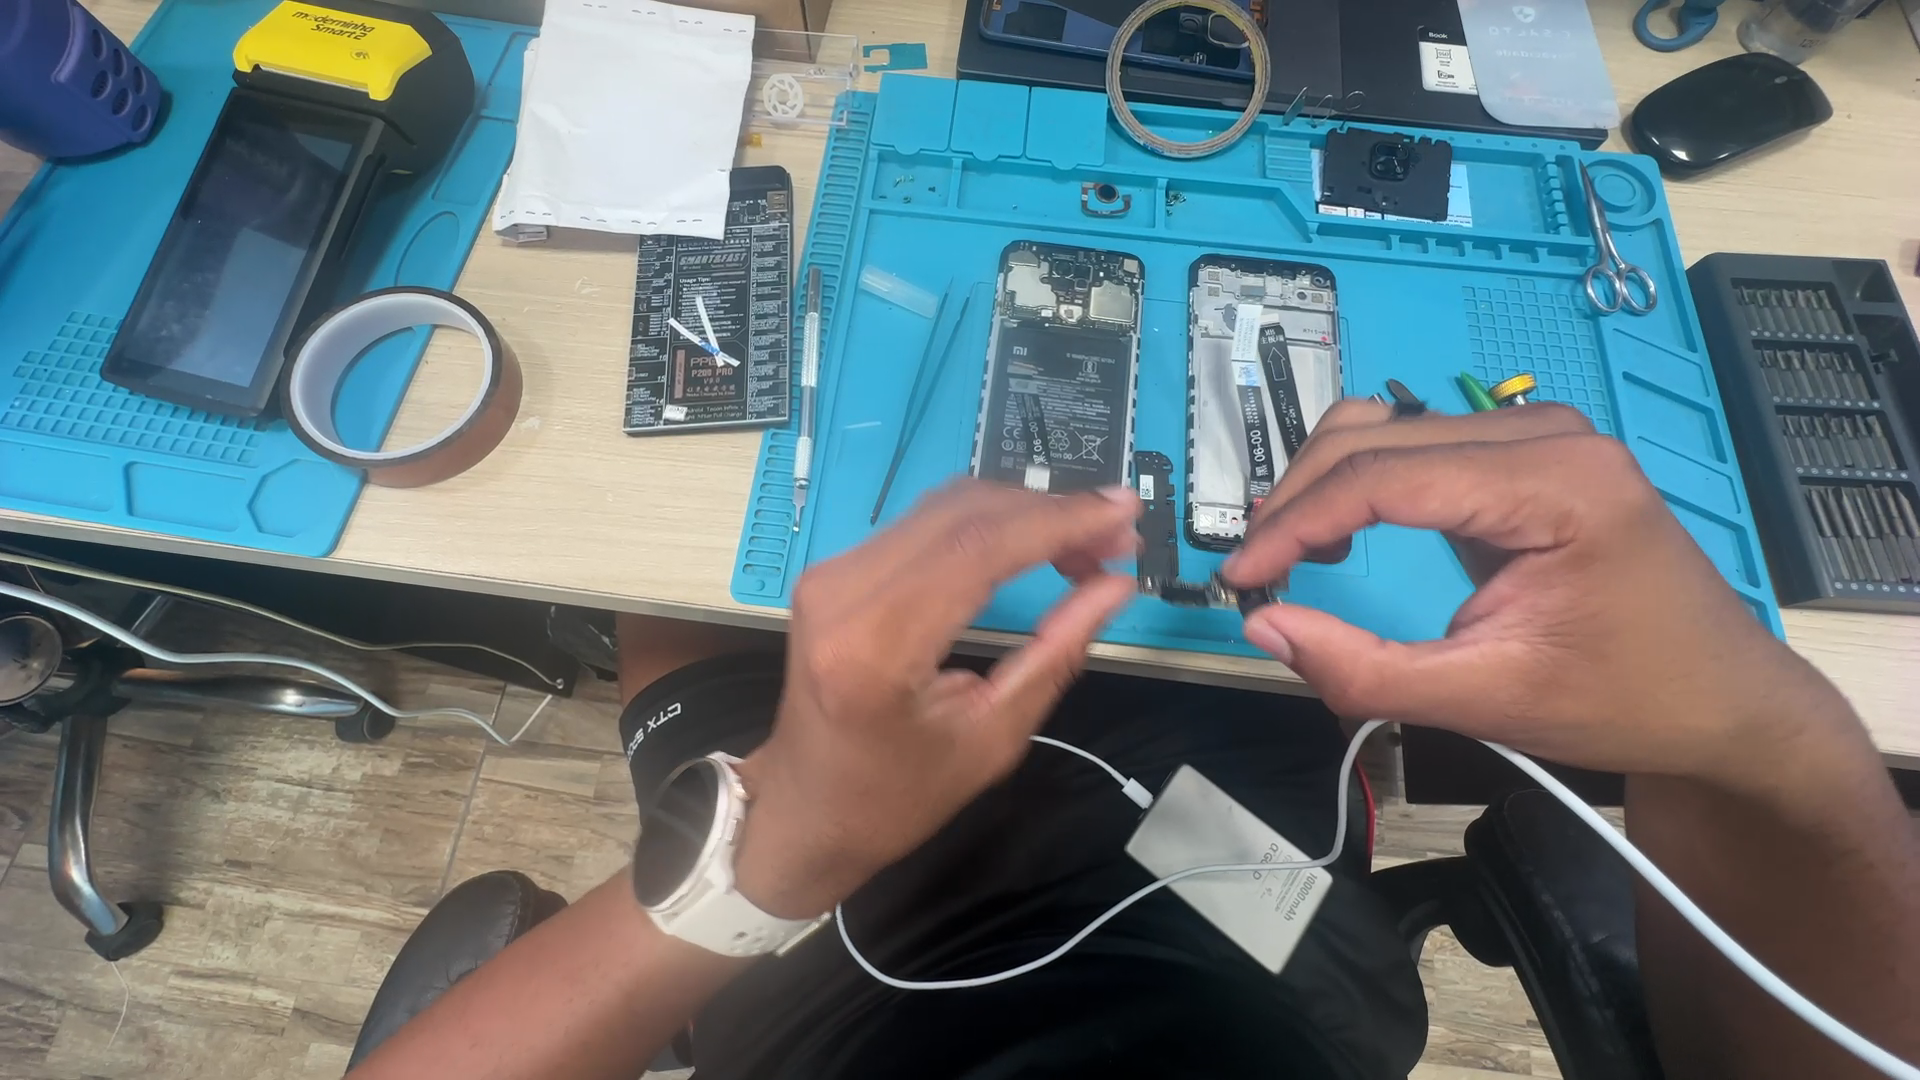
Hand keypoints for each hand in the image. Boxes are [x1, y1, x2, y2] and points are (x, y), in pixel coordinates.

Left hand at [732, 479, 1140, 917]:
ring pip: (944, 508)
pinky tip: (1028, 543)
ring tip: (1083, 544)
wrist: (804, 808)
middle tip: (1115, 537)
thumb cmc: (896, 796)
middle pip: (963, 514)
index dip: (1059, 521)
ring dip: (1021, 513)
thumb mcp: (992, 738)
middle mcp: (843, 590)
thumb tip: (1115, 585)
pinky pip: (923, 524)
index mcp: (877, 644)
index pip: (978, 548)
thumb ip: (1056, 652)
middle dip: (1049, 512)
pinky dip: (985, 525)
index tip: (1123, 513)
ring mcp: (831, 573)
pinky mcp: (834, 569)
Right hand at [1221, 400, 1852, 787]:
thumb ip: (1361, 670)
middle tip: (1257, 573)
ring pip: (1374, 429)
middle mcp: (1539, 433)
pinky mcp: (1514, 450)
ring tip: (1292, 553)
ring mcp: (1529, 434)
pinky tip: (1342, 532)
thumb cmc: (1618, 700)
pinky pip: (1403, 443)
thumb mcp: (1482, 699)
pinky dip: (1350, 483)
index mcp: (1553, 483)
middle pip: (1366, 439)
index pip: (1380, 477)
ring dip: (1315, 487)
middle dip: (1292, 504)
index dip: (1292, 524)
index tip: (1241, 579)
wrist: (1721, 697)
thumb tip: (1259, 626)